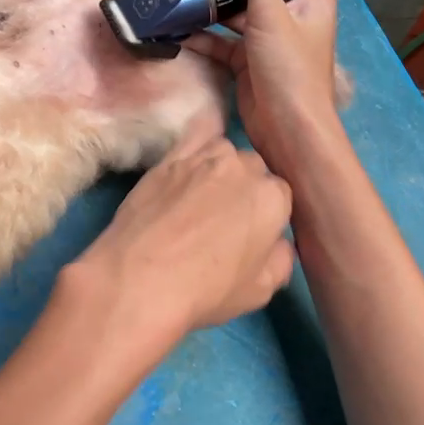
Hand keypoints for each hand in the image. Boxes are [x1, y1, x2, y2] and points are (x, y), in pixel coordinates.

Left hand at [67, 130, 293, 349]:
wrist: (143, 276)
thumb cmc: (207, 290)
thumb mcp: (262, 290)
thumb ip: (280, 258)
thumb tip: (278, 241)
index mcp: (272, 198)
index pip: (280, 196)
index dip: (267, 215)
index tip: (252, 233)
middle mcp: (242, 168)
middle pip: (253, 168)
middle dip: (245, 187)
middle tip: (226, 216)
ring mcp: (203, 157)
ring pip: (224, 151)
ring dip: (221, 167)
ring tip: (204, 192)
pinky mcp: (169, 156)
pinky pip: (193, 134)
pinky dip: (198, 140)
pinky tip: (193, 155)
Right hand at [185, 0, 343, 173]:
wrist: (286, 129)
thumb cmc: (289, 66)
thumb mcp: (270, 14)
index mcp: (311, 2)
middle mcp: (292, 18)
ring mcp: (268, 41)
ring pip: (237, 15)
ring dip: (212, 7)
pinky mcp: (247, 63)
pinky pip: (222, 42)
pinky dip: (202, 36)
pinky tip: (176, 28)